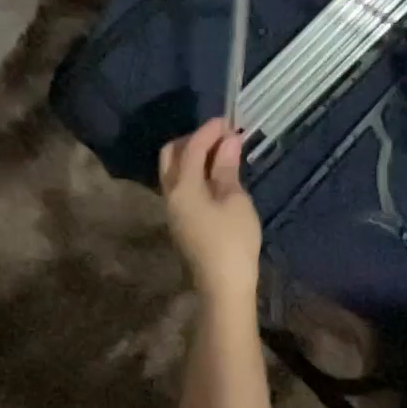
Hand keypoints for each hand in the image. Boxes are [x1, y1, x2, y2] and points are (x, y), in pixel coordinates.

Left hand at [161, 119, 261, 300]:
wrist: (224, 288)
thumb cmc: (233, 241)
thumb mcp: (235, 200)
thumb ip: (227, 168)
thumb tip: (229, 140)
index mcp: (183, 188)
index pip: (191, 148)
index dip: (208, 131)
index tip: (228, 119)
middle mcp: (171, 195)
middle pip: (172, 156)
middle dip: (194, 140)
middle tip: (221, 135)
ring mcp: (174, 210)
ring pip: (175, 171)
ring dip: (194, 156)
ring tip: (222, 152)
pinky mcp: (182, 221)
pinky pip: (182, 185)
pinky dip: (196, 171)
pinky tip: (217, 173)